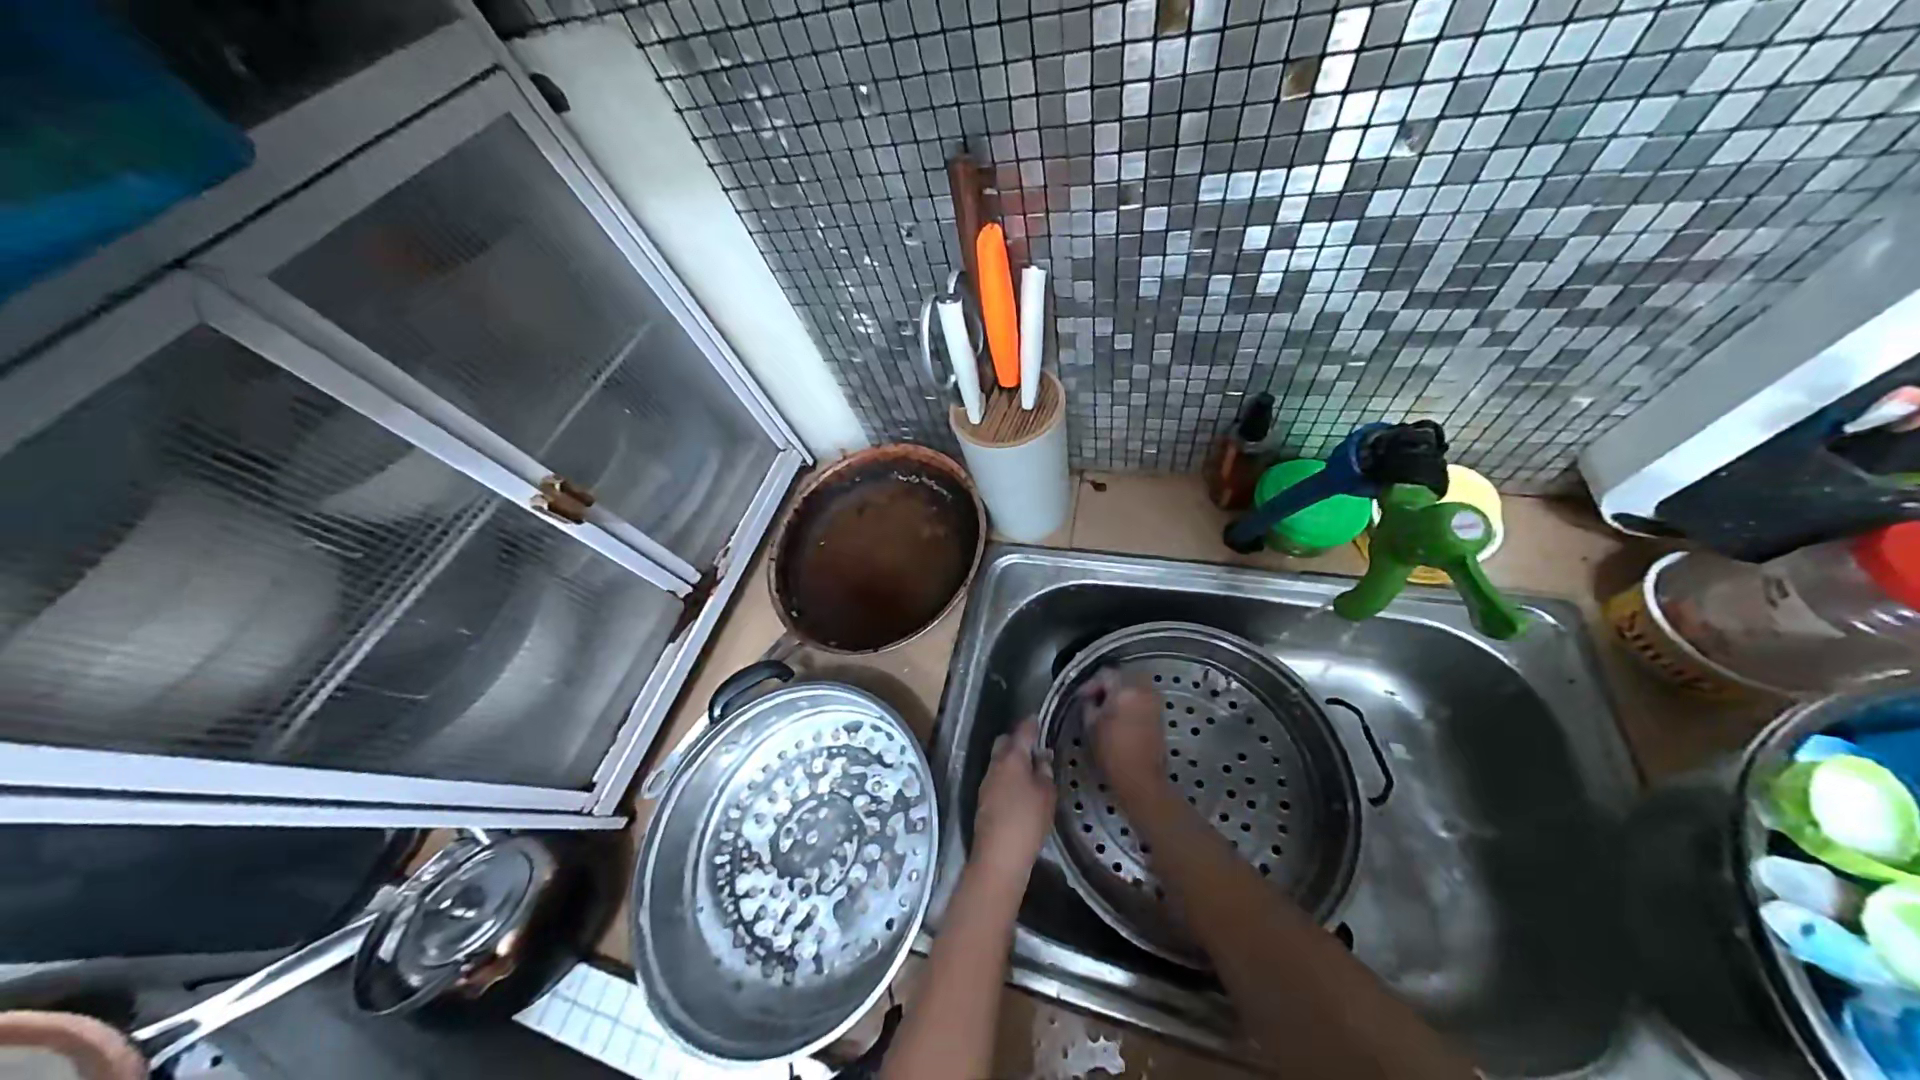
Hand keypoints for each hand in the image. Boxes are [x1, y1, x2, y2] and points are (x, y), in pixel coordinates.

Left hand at [972, 717, 1055, 881]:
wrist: (999, 855)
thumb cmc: (1028, 820)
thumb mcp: (1047, 794)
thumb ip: (1045, 772)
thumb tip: (1042, 757)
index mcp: (1012, 757)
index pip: (1022, 732)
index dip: (1031, 724)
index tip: (1038, 718)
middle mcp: (995, 764)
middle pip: (1004, 742)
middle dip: (1017, 740)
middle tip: (1035, 746)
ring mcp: (986, 782)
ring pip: (999, 760)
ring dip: (1012, 760)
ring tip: (1031, 768)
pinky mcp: (984, 799)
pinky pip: (997, 777)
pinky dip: (1008, 775)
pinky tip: (1020, 787)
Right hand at [1080, 671, 1171, 808]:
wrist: (1141, 778)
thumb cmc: (1112, 752)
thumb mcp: (1090, 725)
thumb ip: (1089, 704)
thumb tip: (1091, 697)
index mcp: (1125, 690)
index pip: (1106, 674)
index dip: (1091, 683)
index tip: (1082, 697)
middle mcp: (1143, 690)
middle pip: (1122, 677)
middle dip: (1107, 686)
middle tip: (1094, 700)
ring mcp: (1154, 702)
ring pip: (1133, 687)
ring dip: (1120, 694)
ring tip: (1106, 709)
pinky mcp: (1159, 714)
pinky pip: (1142, 698)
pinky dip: (1130, 702)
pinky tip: (1120, 716)